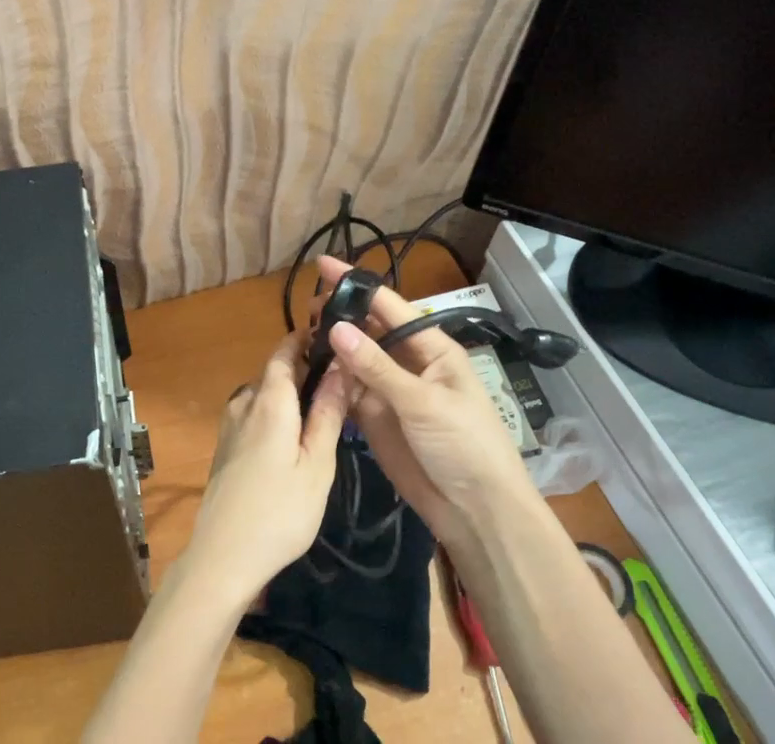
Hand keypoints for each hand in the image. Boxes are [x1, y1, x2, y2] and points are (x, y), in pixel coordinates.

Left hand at [179, 331, 354, 608]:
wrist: (224, 555)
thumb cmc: (280, 511)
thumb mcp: (317, 464)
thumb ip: (327, 413)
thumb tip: (341, 367)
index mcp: (269, 402)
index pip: (283, 353)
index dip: (305, 340)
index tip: (331, 336)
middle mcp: (243, 405)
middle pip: (274, 375)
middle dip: (304, 371)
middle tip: (343, 382)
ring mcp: (229, 427)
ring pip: (263, 397)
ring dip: (290, 396)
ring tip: (325, 410)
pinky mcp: (225, 449)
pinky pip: (254, 417)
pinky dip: (276, 416)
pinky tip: (295, 439)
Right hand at [315, 257, 535, 549]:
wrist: (475, 511)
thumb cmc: (464, 446)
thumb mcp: (423, 402)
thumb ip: (377, 367)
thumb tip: (334, 328)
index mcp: (433, 349)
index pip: (390, 308)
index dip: (357, 285)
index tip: (323, 265)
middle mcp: (410, 363)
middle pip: (369, 330)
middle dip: (340, 315)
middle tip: (306, 307)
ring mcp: (391, 391)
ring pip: (355, 360)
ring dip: (331, 347)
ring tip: (299, 334)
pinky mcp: (376, 418)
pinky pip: (348, 390)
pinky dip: (330, 380)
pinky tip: (307, 369)